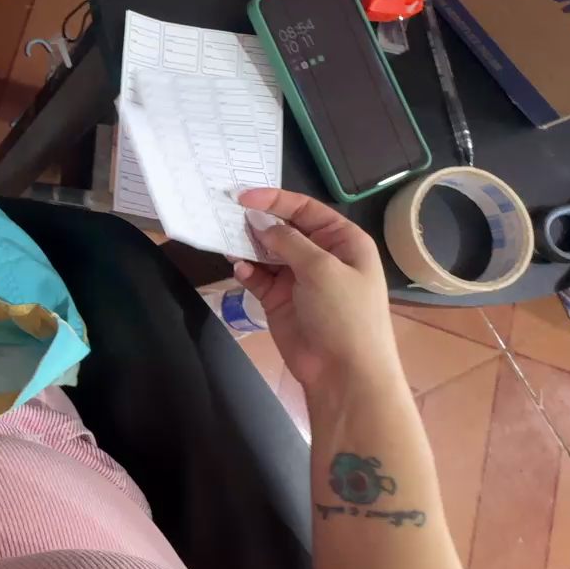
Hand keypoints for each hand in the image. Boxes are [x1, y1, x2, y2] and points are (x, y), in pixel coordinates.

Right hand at [232, 189, 401, 388]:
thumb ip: (287, 241)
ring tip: (226, 242)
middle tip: (225, 216)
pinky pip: (256, 277)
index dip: (275, 200)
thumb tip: (258, 220)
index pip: (306, 210)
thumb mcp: (321, 270)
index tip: (242, 197)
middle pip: (282, 229)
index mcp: (342, 242)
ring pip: (265, 252)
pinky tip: (238, 270)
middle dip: (257, 223)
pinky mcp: (277, 298)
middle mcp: (319, 255)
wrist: (342, 370)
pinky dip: (246, 271)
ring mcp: (297, 278)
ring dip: (247, 246)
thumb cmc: (344, 314)